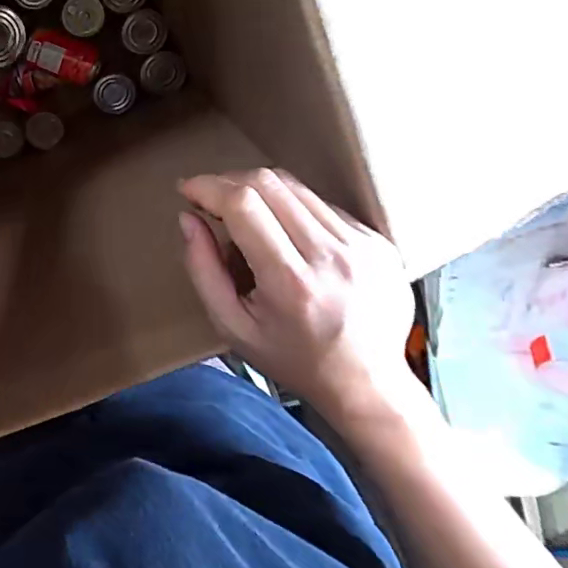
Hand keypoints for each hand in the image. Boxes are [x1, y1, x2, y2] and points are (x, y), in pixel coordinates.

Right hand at [178, 169, 416, 412]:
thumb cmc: (294, 359)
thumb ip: (203, 269)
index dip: (208, 187)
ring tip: (247, 216)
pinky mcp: (378, 241)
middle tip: (212, 199)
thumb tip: (188, 218)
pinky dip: (294, 208)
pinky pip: (323, 203)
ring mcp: (362, 245)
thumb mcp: (232, 327)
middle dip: (229, 182)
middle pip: (268, 183)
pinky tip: (287, 234)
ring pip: (296, 187)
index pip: (243, 204)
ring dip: (261, 191)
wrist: (369, 384)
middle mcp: (331, 255)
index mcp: (291, 282)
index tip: (188, 190)